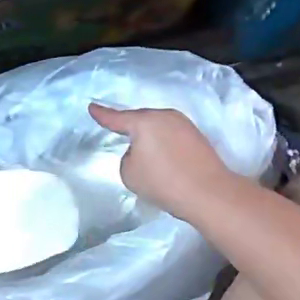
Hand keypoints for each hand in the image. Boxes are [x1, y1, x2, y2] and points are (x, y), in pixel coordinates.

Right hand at [88, 104, 235, 216]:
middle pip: (140, 120)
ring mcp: (184, 124)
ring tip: (146, 157)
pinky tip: (164, 161)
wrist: (207, 192)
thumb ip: (128, 157)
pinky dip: (164, 146)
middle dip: (131, 128)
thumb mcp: (129, 173)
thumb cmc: (162, 182)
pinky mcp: (197, 136)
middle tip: (120, 136)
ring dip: (150, 138)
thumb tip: (141, 152)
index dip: (102, 115)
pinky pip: (171, 136)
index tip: (92, 107)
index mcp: (144, 122)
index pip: (117, 118)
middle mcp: (165, 116)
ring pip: (158, 128)